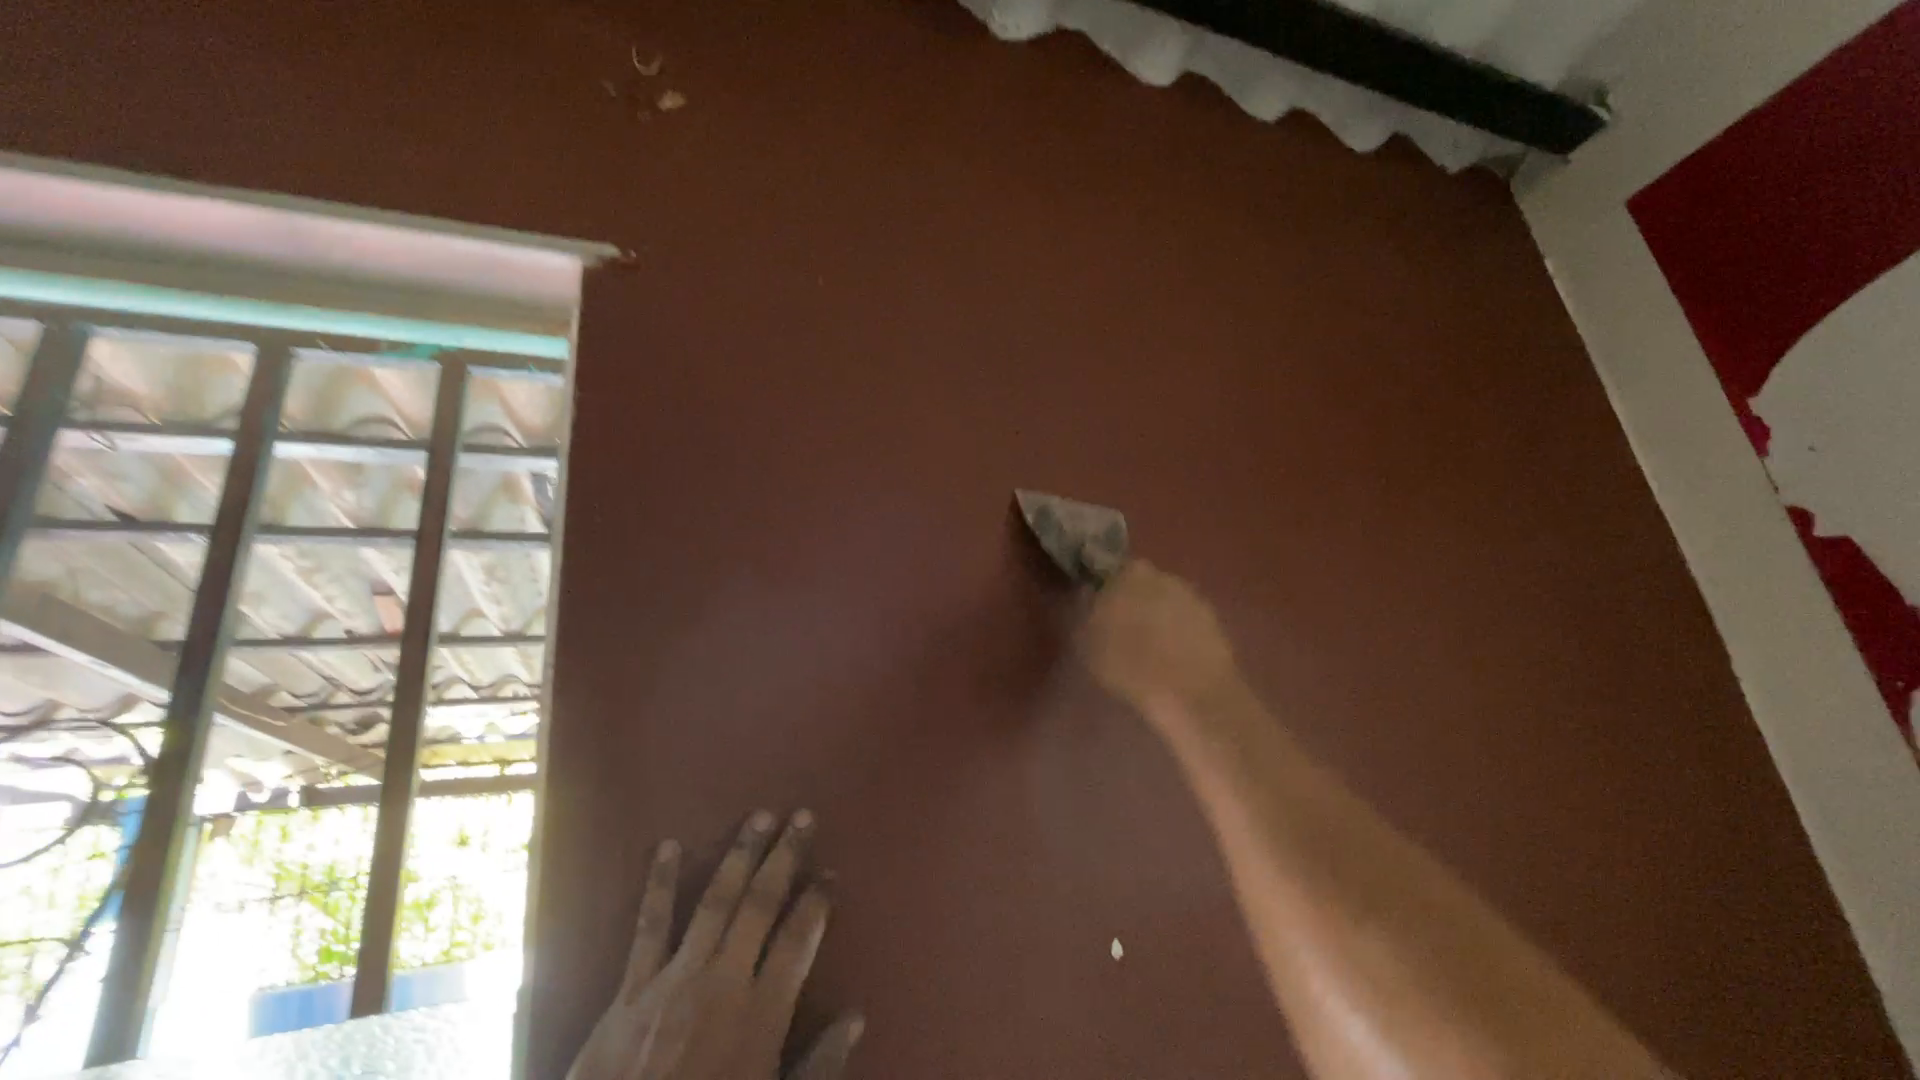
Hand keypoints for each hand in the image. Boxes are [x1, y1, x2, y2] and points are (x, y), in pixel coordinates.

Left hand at [567, 809, 863, 1079]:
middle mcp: (724, 981)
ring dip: (739, 856)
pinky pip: (649, 926)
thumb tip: (856, 1017)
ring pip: (715, 902)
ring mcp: (676, 977)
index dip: (817, 903)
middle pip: (760, 905)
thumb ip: (819, 1063)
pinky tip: (668, 846)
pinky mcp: (633, 986)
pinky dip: (660, 884)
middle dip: (784, 858)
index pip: (799, 940)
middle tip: (801, 817)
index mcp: (763, 1011)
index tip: (830, 874)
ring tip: (758, 817)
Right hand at [1080, 560, 1237, 719]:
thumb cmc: (1129, 664)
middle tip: (1123, 632)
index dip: (1105, 591)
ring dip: (1158, 618)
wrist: (1191, 691)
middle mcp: (1162, 575)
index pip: (1110, 572)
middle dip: (1133, 602)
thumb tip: (1089, 594)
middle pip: (1141, 584)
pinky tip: (1173, 658)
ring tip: (1150, 649)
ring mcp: (1192, 596)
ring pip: (1166, 602)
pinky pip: (1186, 621)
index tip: (1100, 612)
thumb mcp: (1087, 642)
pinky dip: (1179, 634)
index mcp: (1128, 573)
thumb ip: (1085, 610)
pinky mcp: (1213, 619)